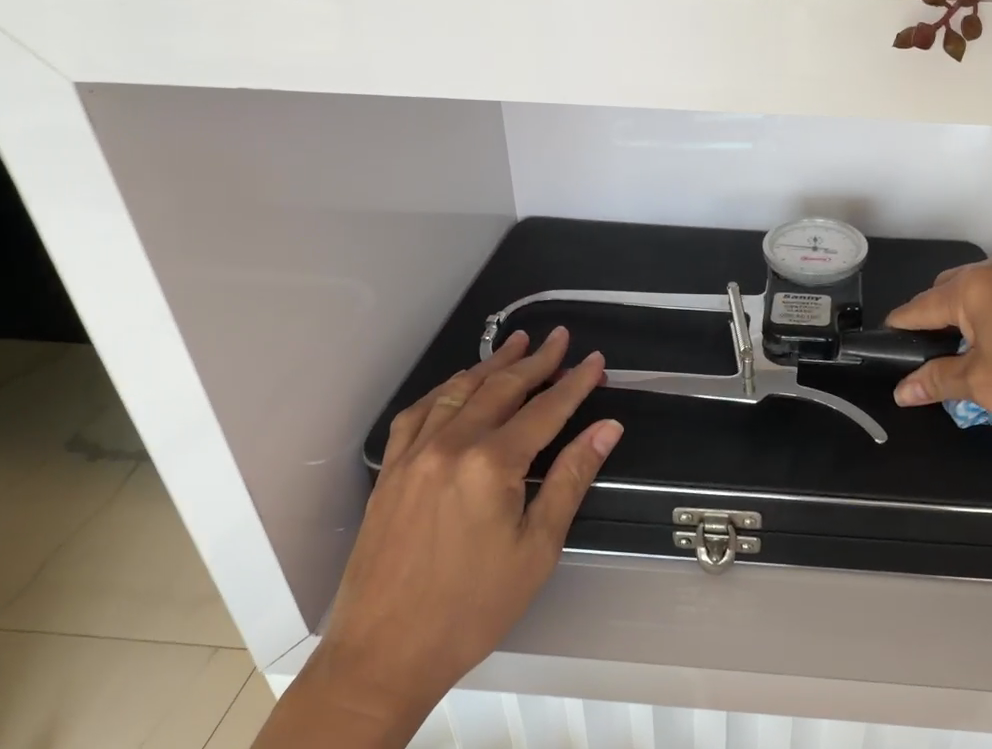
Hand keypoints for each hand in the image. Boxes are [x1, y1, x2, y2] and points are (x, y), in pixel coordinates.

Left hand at [257, 328, 621, 747]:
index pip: (545, 409)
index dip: (574, 383)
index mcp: (491, 464)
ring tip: (517, 344)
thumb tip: (606, 429)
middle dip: (535, 360)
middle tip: (559, 337)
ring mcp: (414, 455)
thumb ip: (570, 478)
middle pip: (501, 389)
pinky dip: (445, 390)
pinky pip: (419, 412)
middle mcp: (450, 445)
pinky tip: (458, 384)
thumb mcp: (537, 548)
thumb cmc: (473, 608)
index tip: (594, 360)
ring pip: (459, 391)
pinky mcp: (390, 471)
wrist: (385, 652)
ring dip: (491, 365)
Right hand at [885, 252, 991, 434]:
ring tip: (991, 348)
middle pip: (956, 288)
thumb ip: (939, 380)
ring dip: (982, 310)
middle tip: (944, 354)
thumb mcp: (987, 386)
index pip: (921, 305)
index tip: (890, 340)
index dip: (902, 326)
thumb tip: (902, 389)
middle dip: (942, 317)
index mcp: (975, 287)